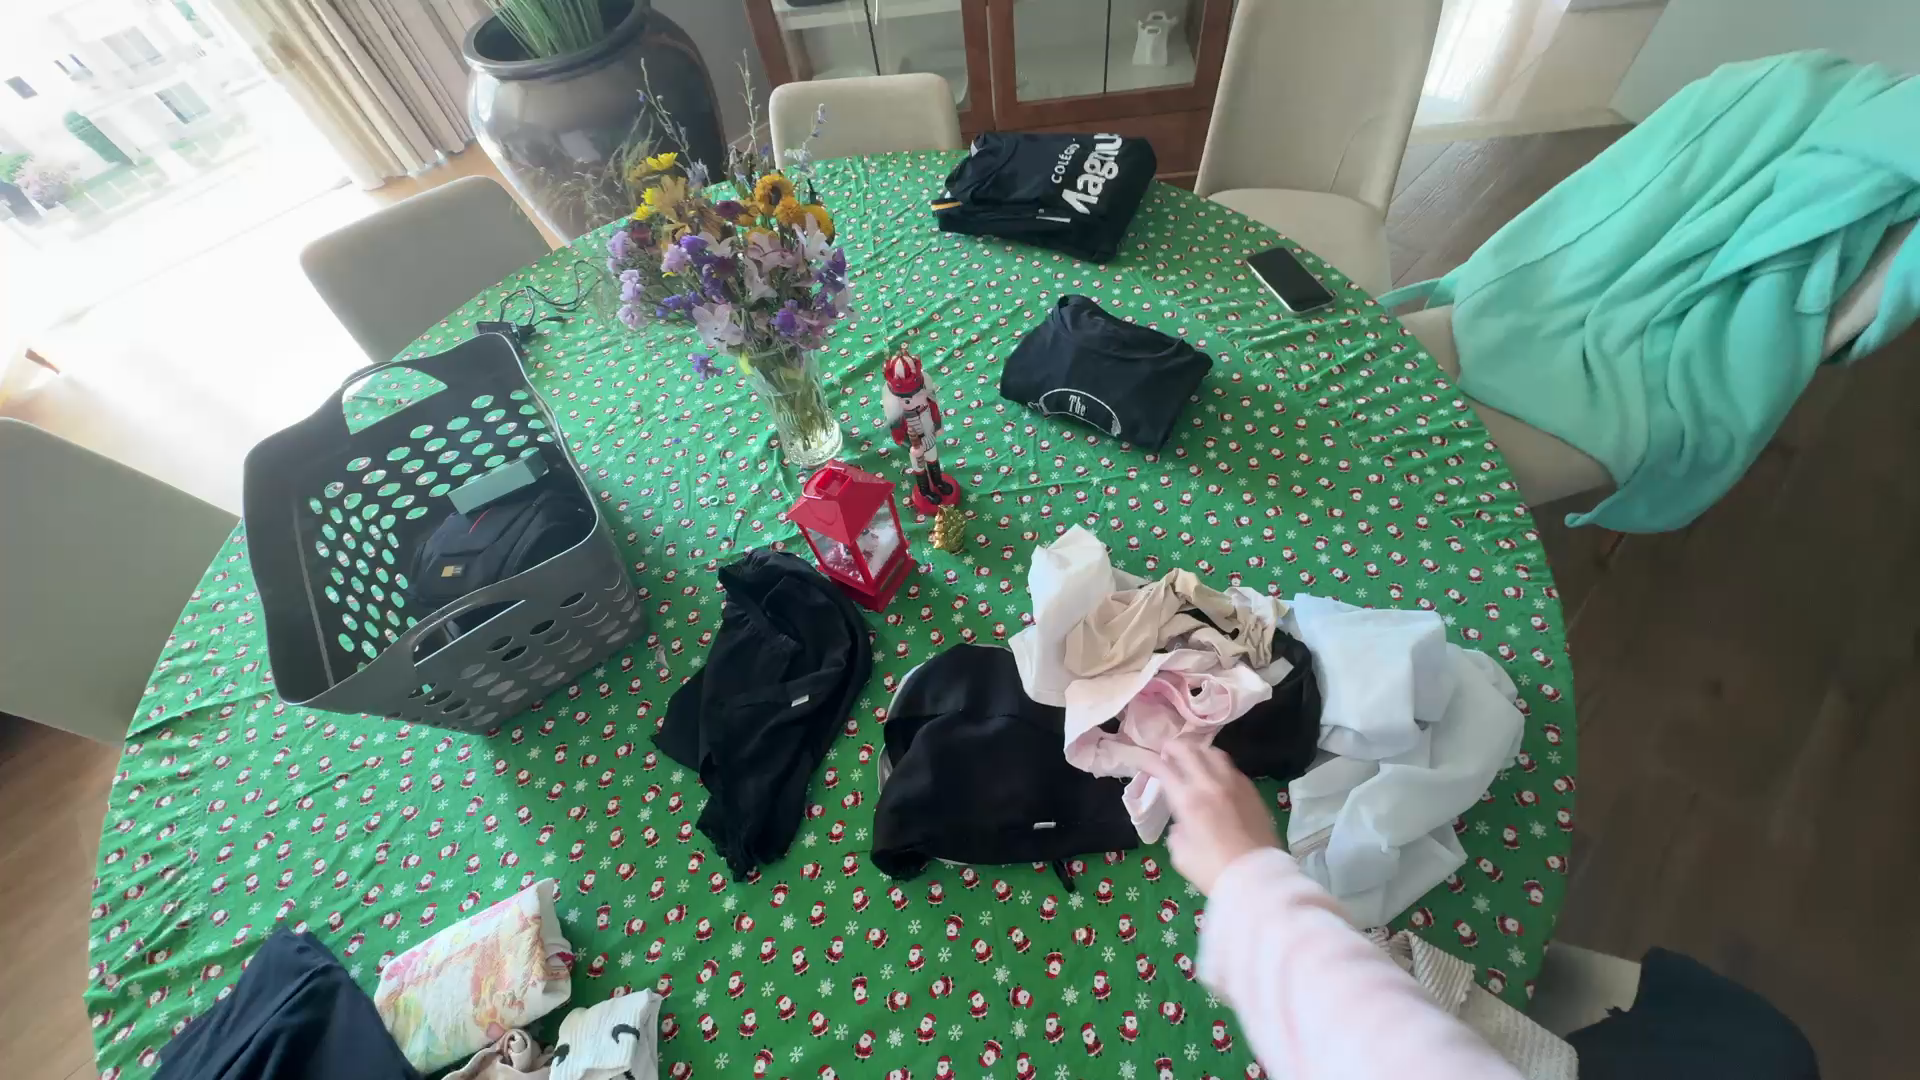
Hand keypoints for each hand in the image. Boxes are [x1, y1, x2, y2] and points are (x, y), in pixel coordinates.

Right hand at [1144, 741, 1279, 895]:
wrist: (1259, 881)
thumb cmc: (1214, 872)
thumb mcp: (1181, 855)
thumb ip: (1177, 831)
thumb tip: (1182, 824)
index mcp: (1188, 800)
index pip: (1162, 768)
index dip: (1148, 761)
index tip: (1142, 761)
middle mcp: (1210, 784)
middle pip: (1188, 750)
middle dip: (1172, 747)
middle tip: (1166, 752)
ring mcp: (1234, 785)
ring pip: (1213, 753)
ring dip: (1197, 751)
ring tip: (1192, 757)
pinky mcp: (1252, 792)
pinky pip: (1231, 768)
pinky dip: (1217, 765)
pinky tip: (1216, 775)